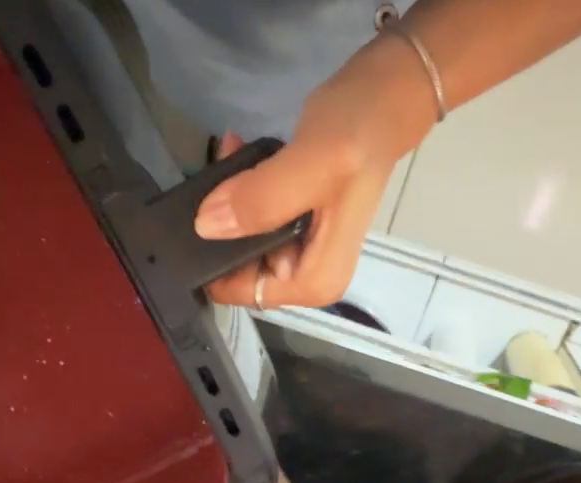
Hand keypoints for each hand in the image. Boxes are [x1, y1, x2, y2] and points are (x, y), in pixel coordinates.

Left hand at [193, 33, 435, 309]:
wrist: (387, 93)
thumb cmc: (359, 131)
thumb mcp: (312, 164)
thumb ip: (261, 200)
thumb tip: (206, 226)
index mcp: (314, 283)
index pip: (241, 292)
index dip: (213, 260)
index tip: (192, 219)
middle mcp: (306, 276)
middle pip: (238, 266)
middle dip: (221, 224)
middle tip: (213, 176)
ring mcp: (300, 250)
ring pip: (239, 238)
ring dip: (227, 200)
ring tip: (227, 155)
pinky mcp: (293, 223)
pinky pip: (249, 216)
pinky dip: (239, 188)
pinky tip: (236, 151)